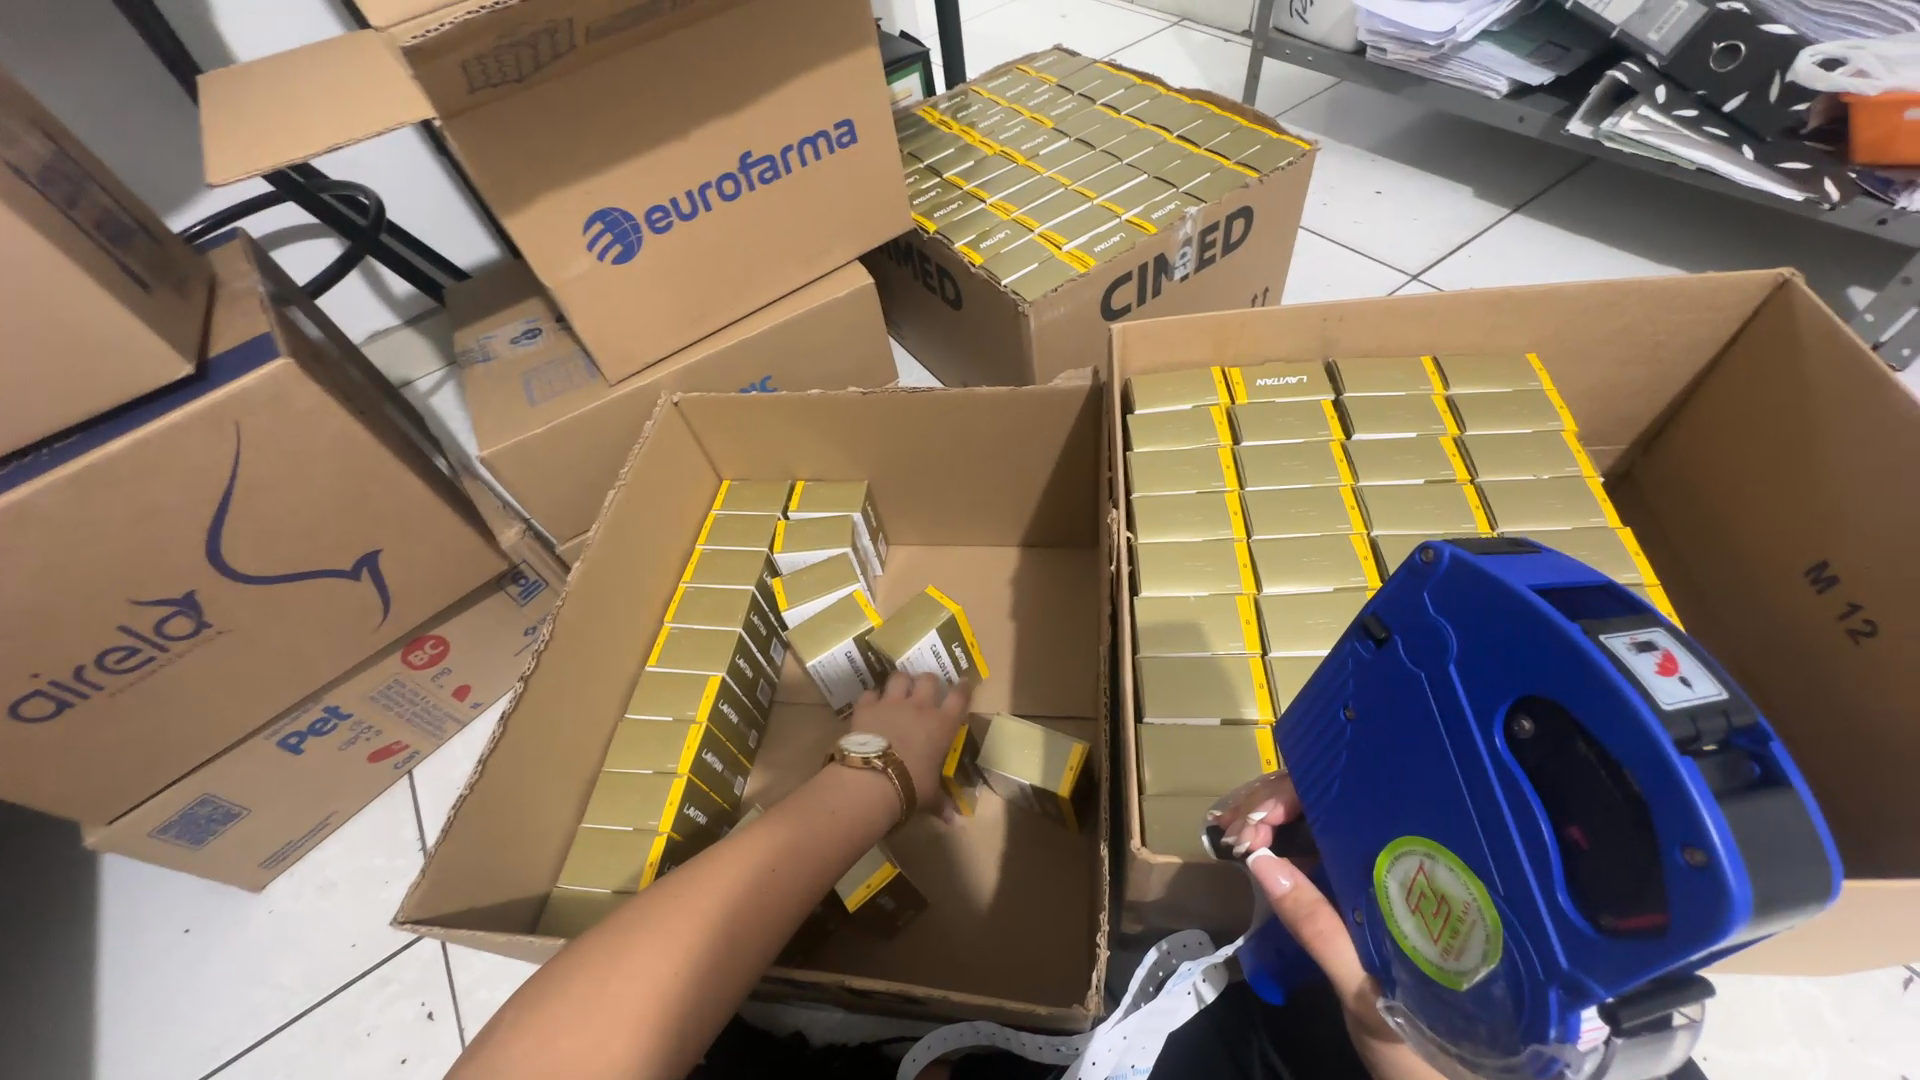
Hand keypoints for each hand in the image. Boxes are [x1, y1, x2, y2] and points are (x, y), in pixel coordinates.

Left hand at [849, 672, 970, 819]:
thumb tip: (953, 821)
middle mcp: (920, 707)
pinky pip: (870, 693)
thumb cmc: (911, 787)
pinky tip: (871, 704)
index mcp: (943, 725)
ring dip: (901, 681)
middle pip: (929, 679)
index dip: (962, 688)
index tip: (963, 682)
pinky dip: (872, 697)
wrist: (873, 780)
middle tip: (926, 689)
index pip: (959, 697)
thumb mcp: (930, 796)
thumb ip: (941, 803)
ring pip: (899, 677)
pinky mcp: (867, 707)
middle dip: (929, 681)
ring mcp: (892, 703)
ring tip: (899, 689)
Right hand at [1212, 774, 1447, 1079]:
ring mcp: (1368, 878)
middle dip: (1266, 805)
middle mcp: (1385, 863)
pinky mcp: (1354, 899)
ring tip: (1229, 831)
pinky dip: (1274, 845)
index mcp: (1399, 872)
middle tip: (1226, 826)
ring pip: (1311, 824)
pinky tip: (1250, 850)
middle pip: (1318, 804)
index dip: (1287, 798)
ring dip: (1266, 820)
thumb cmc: (1424, 1044)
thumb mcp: (1366, 990)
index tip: (1250, 825)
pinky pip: (1309, 853)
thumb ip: (1317, 925)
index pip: (1336, 801)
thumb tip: (1258, 859)